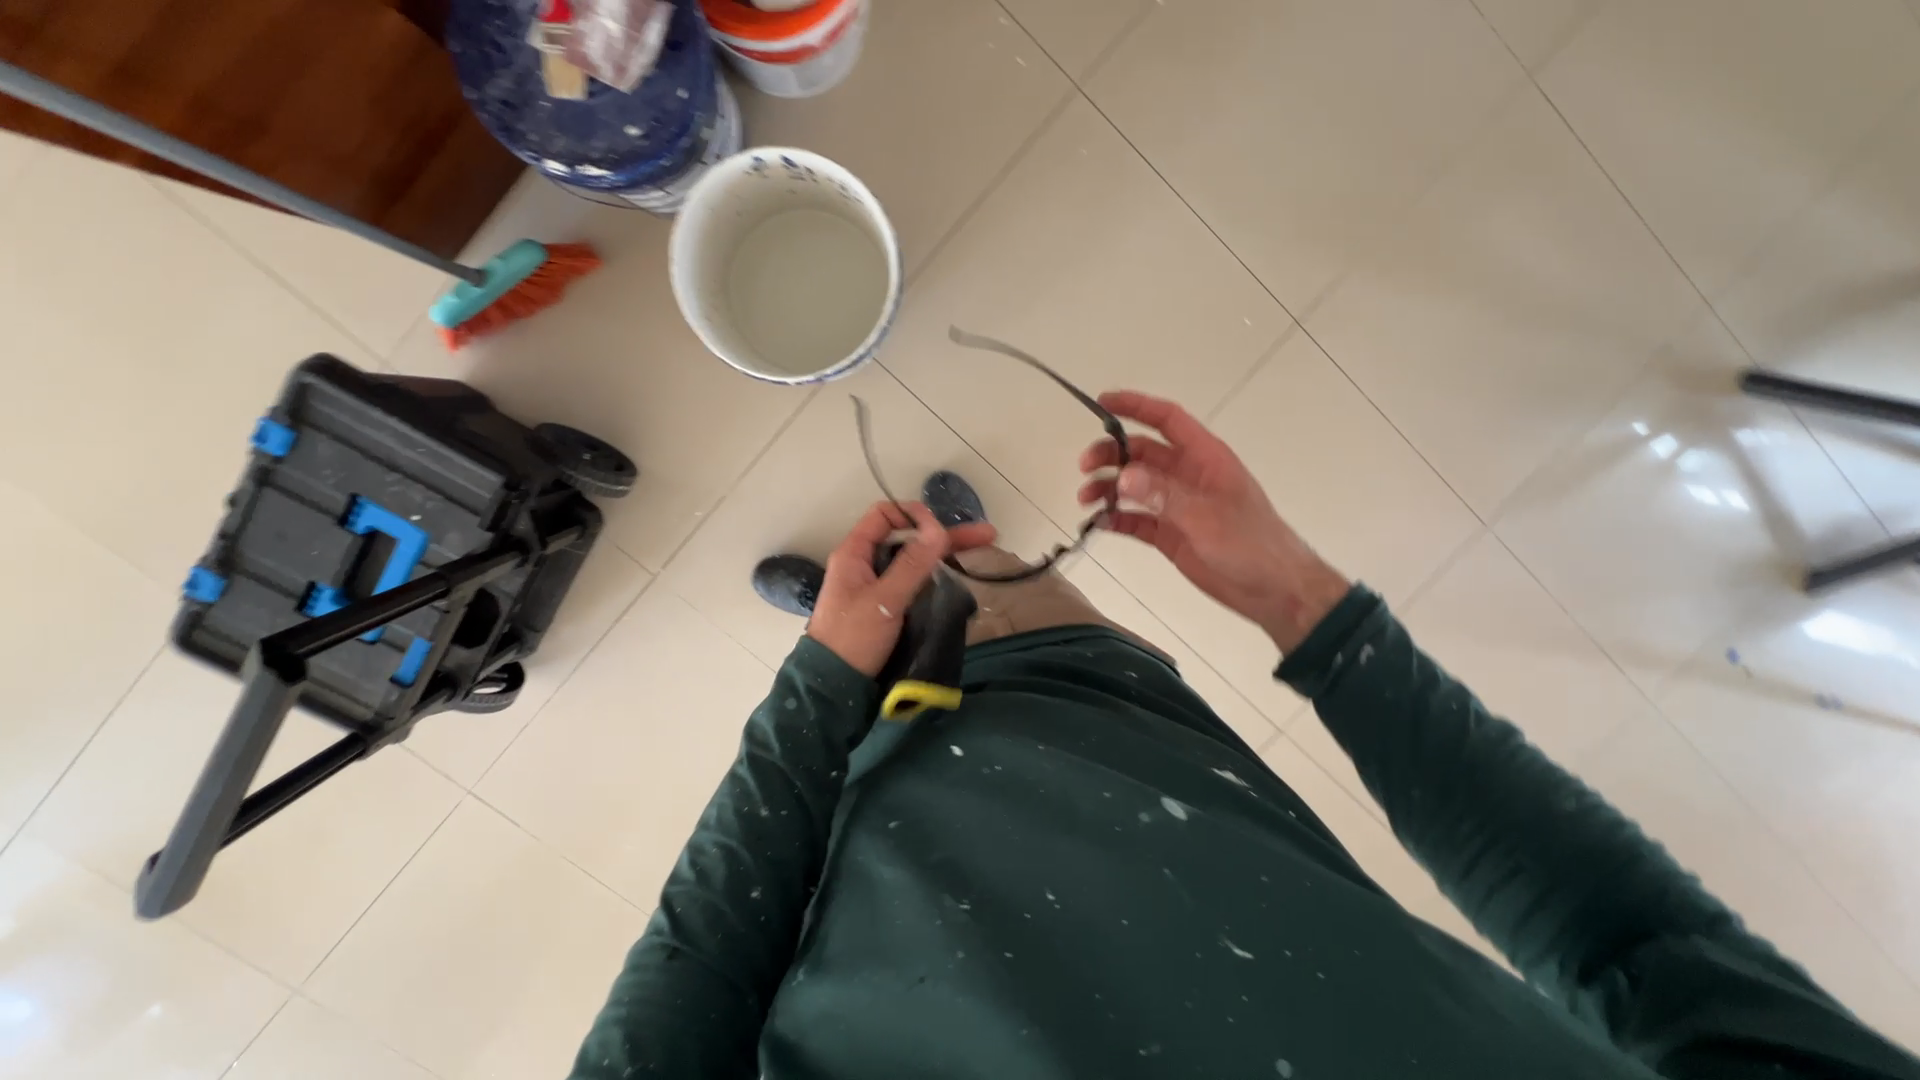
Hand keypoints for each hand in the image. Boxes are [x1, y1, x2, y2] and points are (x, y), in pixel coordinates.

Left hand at [808, 501, 997, 676]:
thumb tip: (939, 529)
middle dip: (944, 535)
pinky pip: (914, 582)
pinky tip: (960, 576)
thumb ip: (911, 565)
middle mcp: (866, 564)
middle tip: (986, 536)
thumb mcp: (884, 600)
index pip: (885, 515)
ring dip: (944, 554)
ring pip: (914, 561)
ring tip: (982, 553)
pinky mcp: (888, 607)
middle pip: (907, 538)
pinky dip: (936, 576)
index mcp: (854, 553)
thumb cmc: (853, 638)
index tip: (941, 530)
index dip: (914, 515)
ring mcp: (877, 586)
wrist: (834, 685)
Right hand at [1078, 391, 1348, 653]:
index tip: (1102, 402)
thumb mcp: (1205, 516)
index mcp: (1205, 458)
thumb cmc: (1250, 545)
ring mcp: (1178, 506)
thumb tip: (1122, 475)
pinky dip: (1117, 518)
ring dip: (1109, 489)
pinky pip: (1137, 519)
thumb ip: (1163, 495)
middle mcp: (1188, 476)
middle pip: (1142, 453)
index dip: (1136, 406)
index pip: (1167, 420)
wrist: (1274, 590)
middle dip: (1111, 455)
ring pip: (1135, 487)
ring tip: (1085, 500)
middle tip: (1084, 468)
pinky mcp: (1171, 534)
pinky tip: (1098, 523)